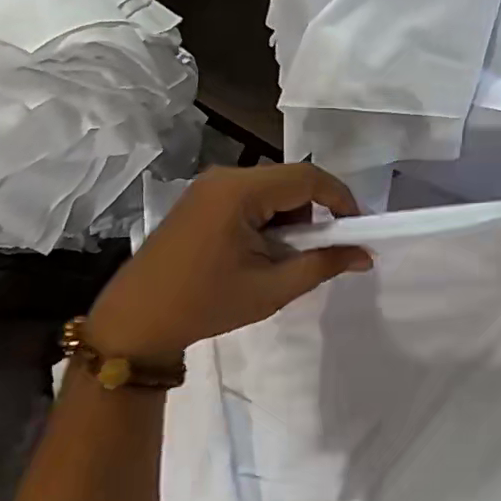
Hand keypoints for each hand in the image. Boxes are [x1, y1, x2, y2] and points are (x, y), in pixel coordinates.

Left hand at [86, 164, 372, 364]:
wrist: (134, 322)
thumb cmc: (205, 304)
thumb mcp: (273, 288)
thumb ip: (324, 264)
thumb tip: (365, 254)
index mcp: (240, 192)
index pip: (308, 178)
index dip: (341, 198)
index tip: (357, 228)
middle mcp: (225, 178)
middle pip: (291, 179)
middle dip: (316, 209)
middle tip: (324, 246)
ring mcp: (209, 186)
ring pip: (273, 187)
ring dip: (292, 214)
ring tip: (286, 255)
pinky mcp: (201, 199)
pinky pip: (252, 195)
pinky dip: (270, 216)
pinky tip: (261, 249)